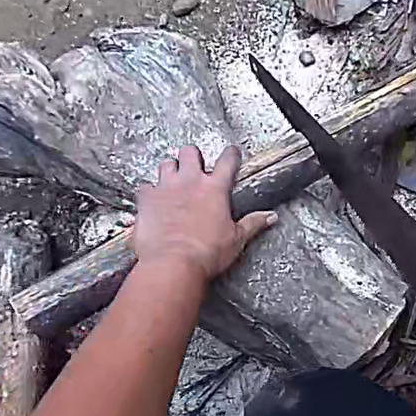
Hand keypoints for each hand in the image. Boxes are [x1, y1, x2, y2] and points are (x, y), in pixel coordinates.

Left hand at [131, 145, 278, 282]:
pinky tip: (152, 200)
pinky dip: (149, 192)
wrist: (173, 263)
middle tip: (194, 168)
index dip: (231, 154)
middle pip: (190, 152)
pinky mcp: (147, 199)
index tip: (231, 154)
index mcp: (215, 189)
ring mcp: (166, 188)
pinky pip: (145, 187)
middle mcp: (190, 181)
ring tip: (172, 181)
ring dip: (170, 170)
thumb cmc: (206, 253)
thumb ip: (253, 223)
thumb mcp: (236, 239)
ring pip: (166, 164)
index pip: (227, 161)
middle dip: (192, 157)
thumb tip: (270, 217)